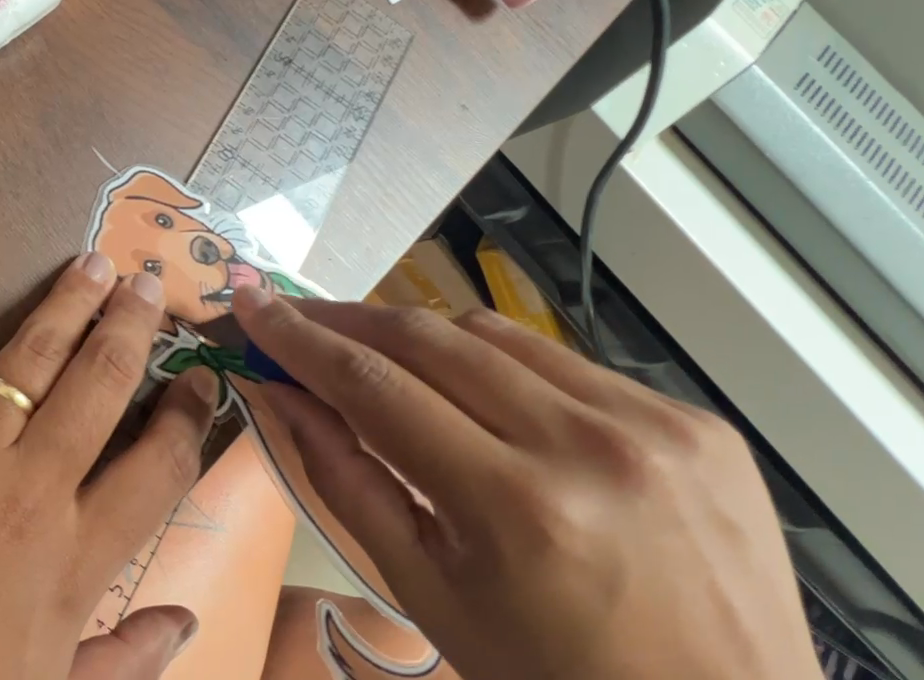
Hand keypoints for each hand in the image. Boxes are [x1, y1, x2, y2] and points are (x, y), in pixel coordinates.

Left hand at [0, 221, 216, 679]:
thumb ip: (122, 658)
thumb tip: (186, 622)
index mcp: (72, 556)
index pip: (156, 467)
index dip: (186, 418)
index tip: (198, 380)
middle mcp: (26, 487)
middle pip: (98, 387)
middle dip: (130, 331)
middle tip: (148, 287)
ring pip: (26, 357)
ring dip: (65, 304)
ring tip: (92, 264)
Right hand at [232, 287, 818, 679]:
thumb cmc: (547, 677)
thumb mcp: (424, 590)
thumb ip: (344, 476)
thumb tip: (281, 390)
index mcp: (514, 507)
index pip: (374, 384)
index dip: (299, 337)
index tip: (251, 303)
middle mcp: (587, 447)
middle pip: (427, 338)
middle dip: (346, 319)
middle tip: (295, 317)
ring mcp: (654, 426)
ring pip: (490, 332)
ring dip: (417, 336)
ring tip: (380, 358)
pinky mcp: (694, 421)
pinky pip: (559, 360)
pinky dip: (497, 363)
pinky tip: (482, 397)